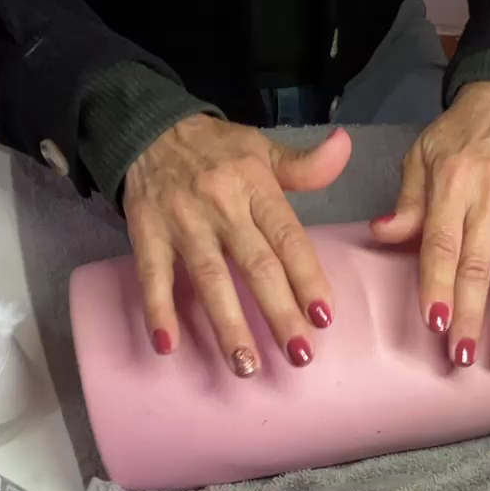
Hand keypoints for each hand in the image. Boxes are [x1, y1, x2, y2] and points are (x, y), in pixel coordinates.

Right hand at [125, 117, 351, 376]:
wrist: (145, 125)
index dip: (308, 278)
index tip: (324, 317)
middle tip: (299, 355)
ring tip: (245, 366)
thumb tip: (345, 147)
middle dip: (279, 313)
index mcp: (256, 188)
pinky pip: (152, 275)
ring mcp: (183, 222)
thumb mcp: (262, 150)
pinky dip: (157, 309)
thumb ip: (306, 165)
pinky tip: (167, 345)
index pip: (289, 239)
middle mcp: (222, 206)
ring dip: (228, 325)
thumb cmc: (215, 150)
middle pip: (256, 266)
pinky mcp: (146, 232)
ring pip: (210, 278)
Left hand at [373, 81, 489, 367]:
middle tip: (463, 357)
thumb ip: (407, 202)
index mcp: (452, 184)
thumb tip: (382, 234)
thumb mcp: (420, 157)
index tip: (437, 324)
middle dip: (471, 315)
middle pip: (480, 265)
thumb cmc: (456, 138)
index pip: (443, 244)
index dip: (438, 285)